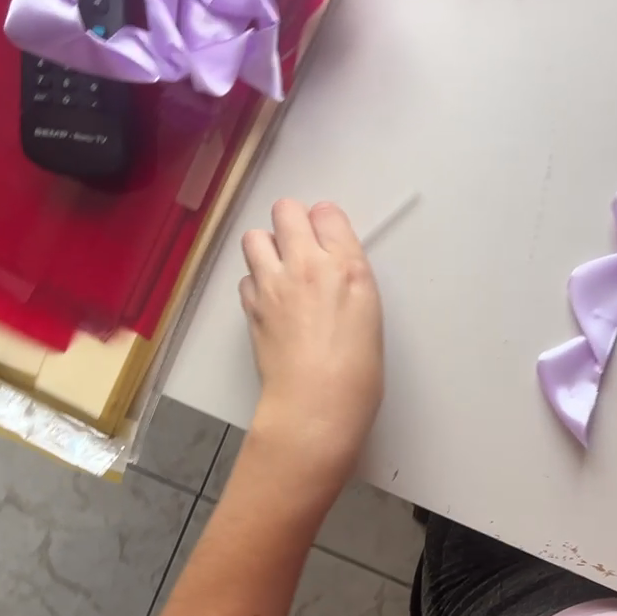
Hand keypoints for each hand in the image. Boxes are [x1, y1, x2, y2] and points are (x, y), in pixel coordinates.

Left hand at [238, 199, 383, 492]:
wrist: (317, 405)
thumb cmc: (357, 370)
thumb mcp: (370, 313)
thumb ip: (350, 276)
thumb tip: (333, 259)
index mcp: (347, 266)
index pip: (327, 212)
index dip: (327, 223)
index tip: (331, 240)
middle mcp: (307, 265)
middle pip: (285, 210)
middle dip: (292, 222)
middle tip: (303, 248)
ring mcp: (273, 284)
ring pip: (255, 236)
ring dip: (268, 247)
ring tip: (282, 271)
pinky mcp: (251, 306)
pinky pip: (246, 276)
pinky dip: (257, 282)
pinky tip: (273, 302)